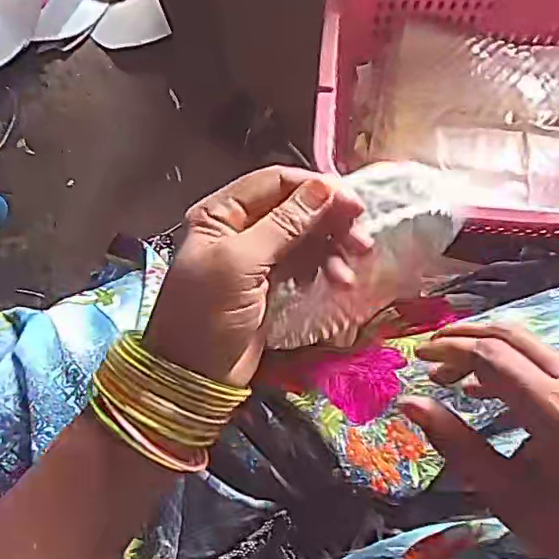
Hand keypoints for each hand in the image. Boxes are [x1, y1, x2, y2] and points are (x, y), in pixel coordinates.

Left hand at [143, 167, 370, 385]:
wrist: (196, 375)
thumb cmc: (207, 315)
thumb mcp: (241, 264)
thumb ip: (283, 224)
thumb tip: (323, 188)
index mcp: (221, 213)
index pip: (275, 182)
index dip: (316, 189)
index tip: (353, 205)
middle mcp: (239, 228)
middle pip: (296, 208)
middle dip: (330, 221)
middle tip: (361, 241)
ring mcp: (258, 257)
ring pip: (306, 237)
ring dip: (333, 249)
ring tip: (350, 272)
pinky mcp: (272, 284)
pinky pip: (306, 264)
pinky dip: (325, 269)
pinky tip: (339, 282)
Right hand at [397, 322, 558, 558]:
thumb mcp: (505, 491)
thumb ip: (455, 441)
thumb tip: (410, 403)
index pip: (491, 357)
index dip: (448, 350)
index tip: (417, 357)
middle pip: (512, 336)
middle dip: (464, 337)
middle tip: (429, 355)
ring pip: (532, 346)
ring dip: (488, 352)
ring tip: (451, 378)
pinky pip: (552, 363)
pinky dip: (514, 367)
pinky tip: (491, 391)